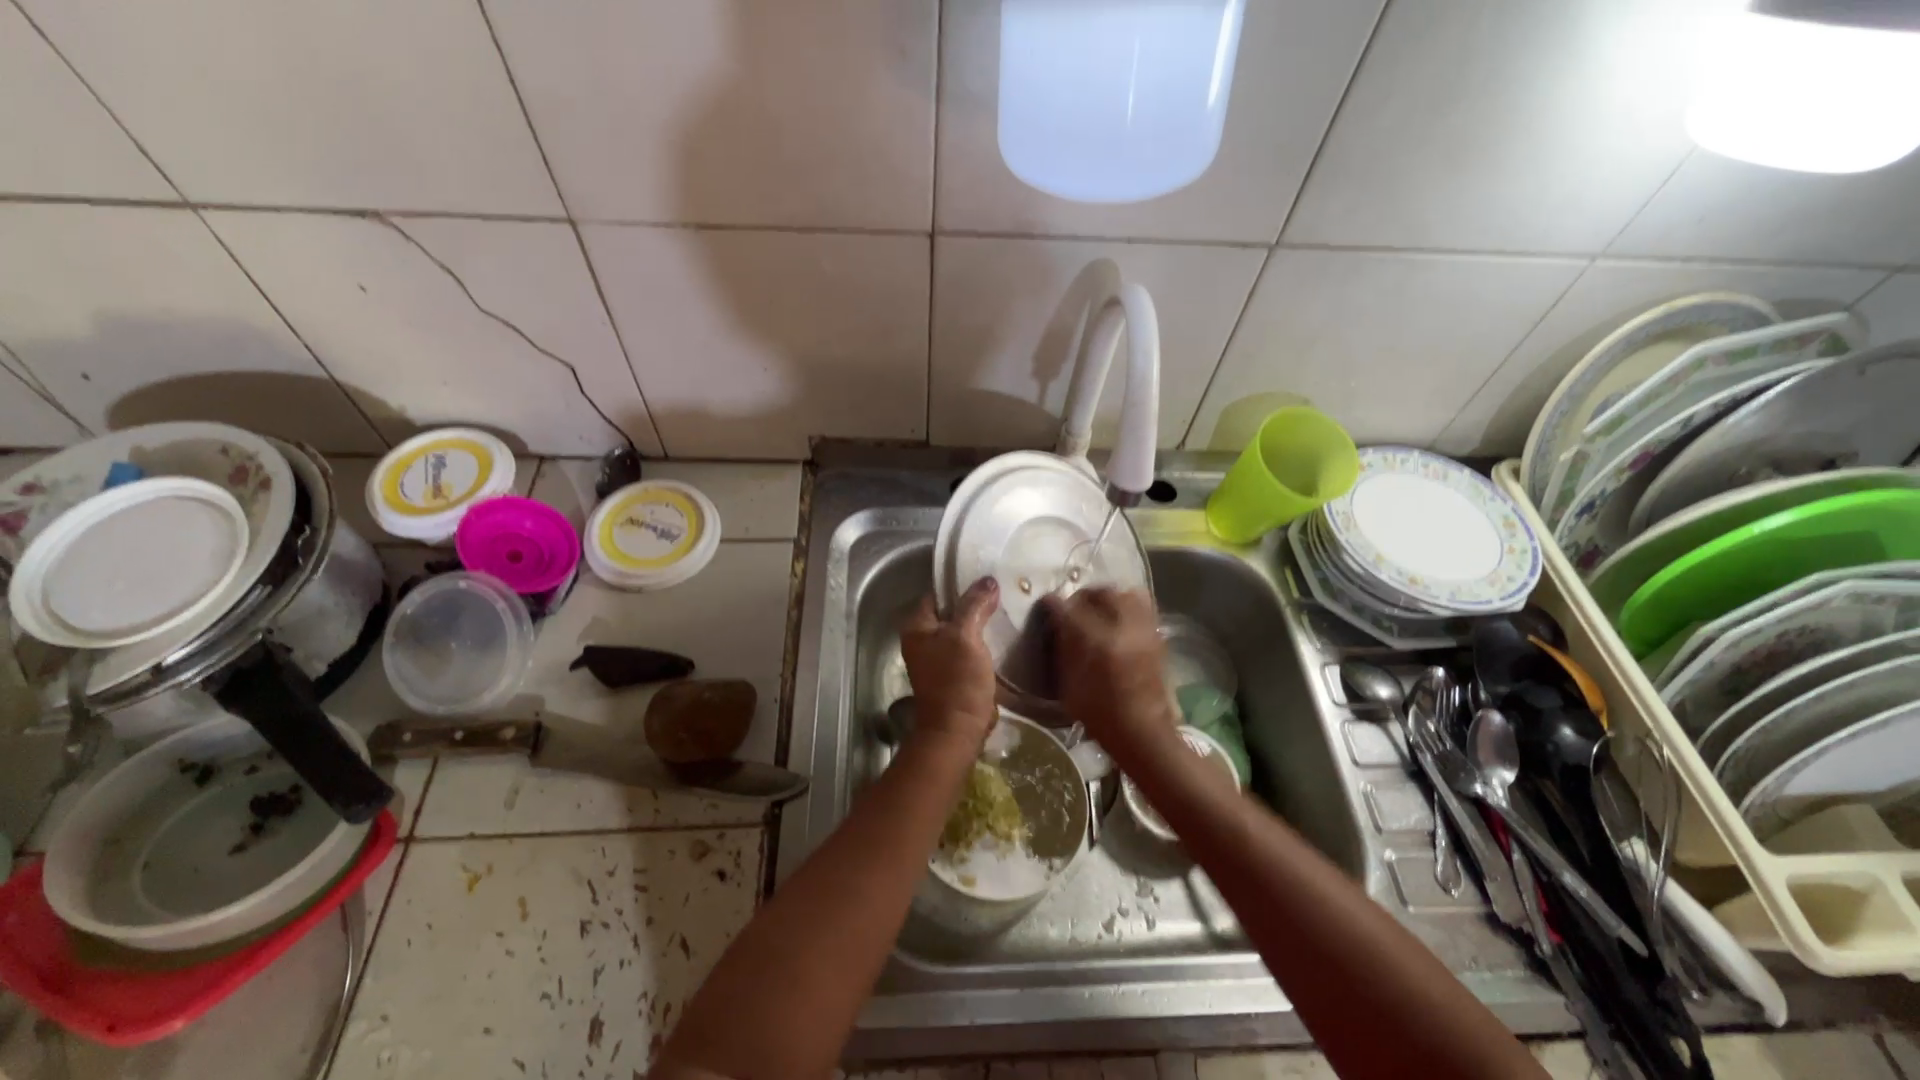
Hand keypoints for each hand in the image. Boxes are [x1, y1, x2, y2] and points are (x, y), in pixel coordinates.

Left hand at [900, 578, 999, 747]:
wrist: (957, 729)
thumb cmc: (956, 679)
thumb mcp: (966, 636)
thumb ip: (975, 605)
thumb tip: (987, 581)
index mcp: (916, 627)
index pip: (936, 595)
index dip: (959, 585)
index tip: (985, 579)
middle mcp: (921, 641)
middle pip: (950, 613)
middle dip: (973, 605)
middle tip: (1000, 594)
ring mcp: (936, 660)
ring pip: (961, 633)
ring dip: (980, 626)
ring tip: (1005, 612)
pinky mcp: (952, 675)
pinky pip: (968, 651)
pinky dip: (982, 645)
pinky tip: (1002, 638)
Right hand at [1039, 588, 1178, 756]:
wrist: (1143, 732)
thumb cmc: (1100, 714)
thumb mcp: (1070, 684)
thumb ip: (1064, 648)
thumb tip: (1058, 621)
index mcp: (1098, 642)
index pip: (1070, 609)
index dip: (1055, 603)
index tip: (1047, 602)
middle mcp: (1125, 629)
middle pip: (1104, 593)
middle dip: (1086, 595)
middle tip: (1074, 606)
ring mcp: (1146, 631)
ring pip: (1128, 594)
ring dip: (1110, 596)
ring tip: (1099, 609)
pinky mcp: (1158, 638)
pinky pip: (1144, 607)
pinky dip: (1128, 606)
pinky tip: (1118, 621)